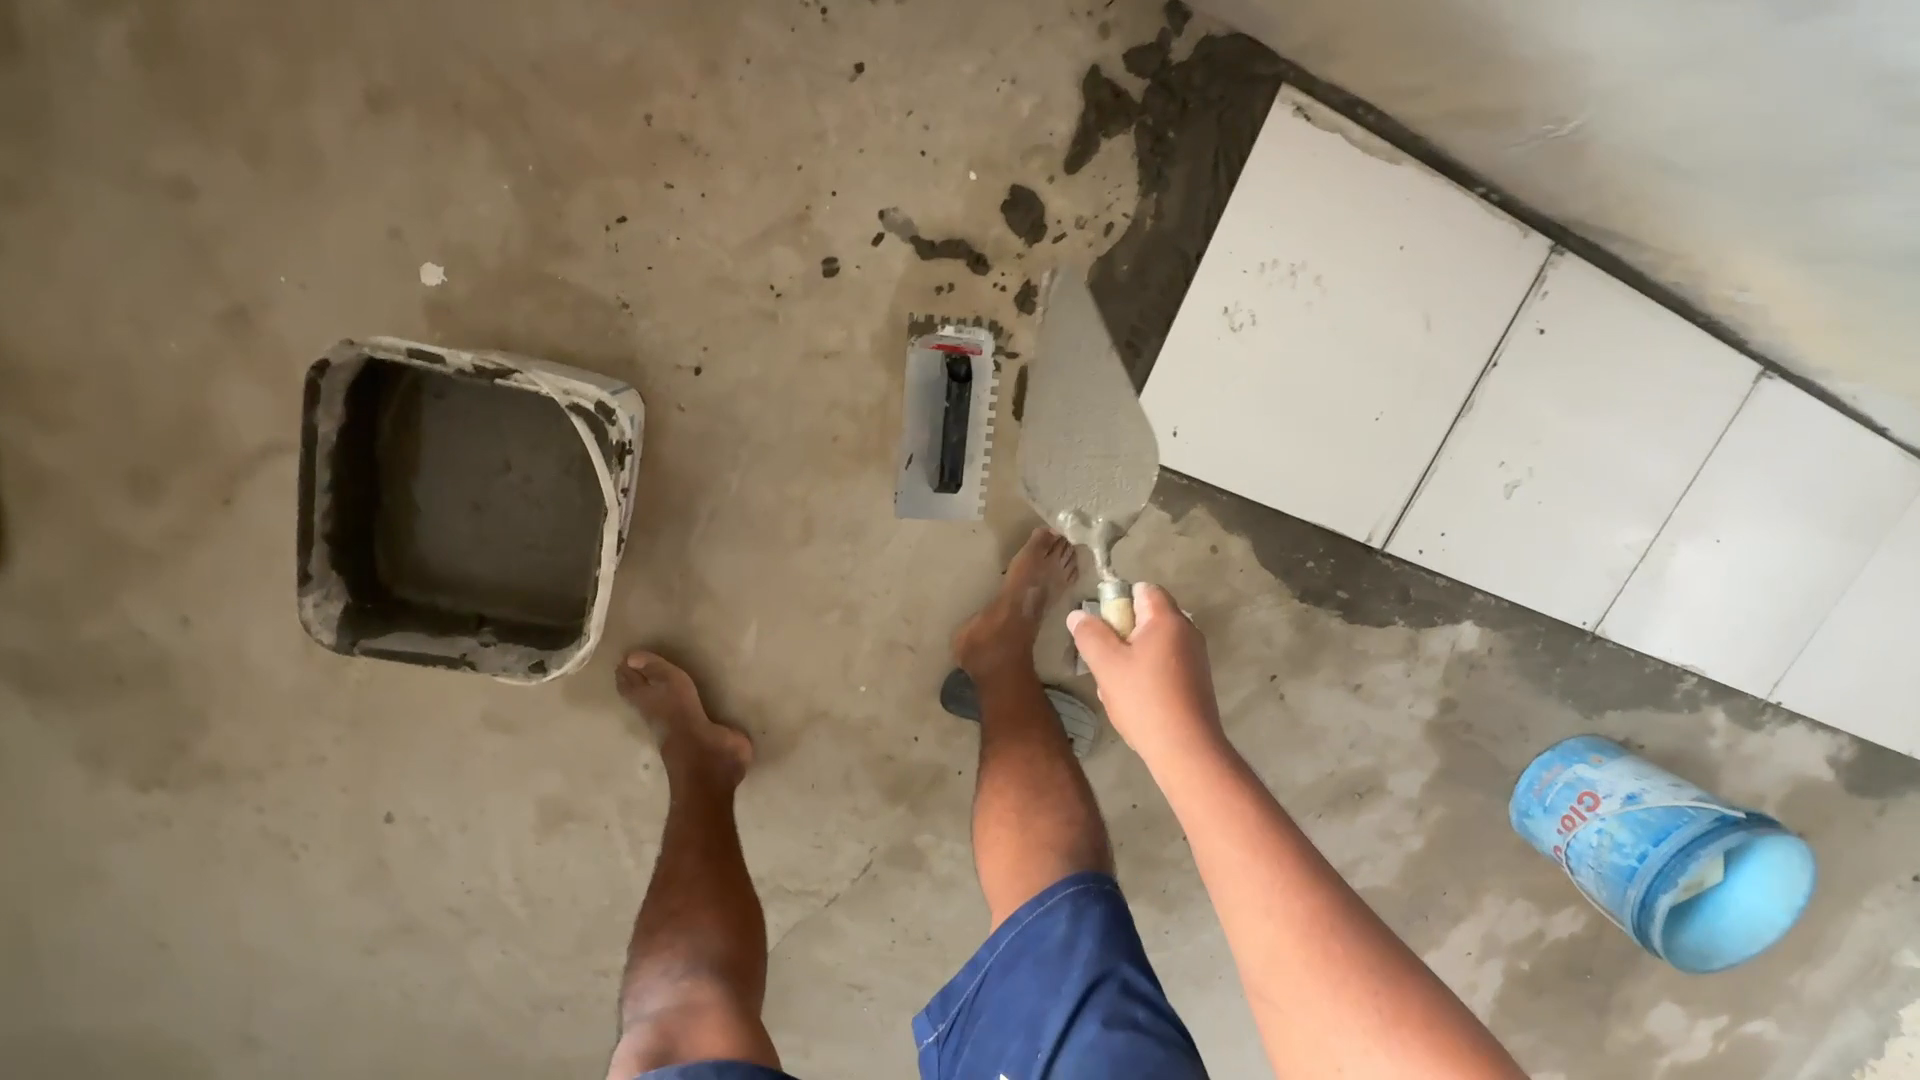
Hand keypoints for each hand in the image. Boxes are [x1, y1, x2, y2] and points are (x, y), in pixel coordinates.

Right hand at [1067, 583, 1224, 763]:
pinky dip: (1146, 676)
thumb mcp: (1106, 664)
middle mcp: (1187, 632)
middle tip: (1104, 662)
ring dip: (1130, 660)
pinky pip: (1164, 666)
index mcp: (1168, 619)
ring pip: (1152, 646)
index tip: (1102, 629)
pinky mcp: (1196, 682)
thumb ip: (1089, 634)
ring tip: (1116, 687)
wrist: (1186, 749)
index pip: (1142, 589)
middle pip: (1146, 618)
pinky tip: (1134, 702)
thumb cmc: (1144, 699)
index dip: (1118, 602)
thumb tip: (1078, 615)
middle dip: (1120, 636)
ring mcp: (1195, 659)